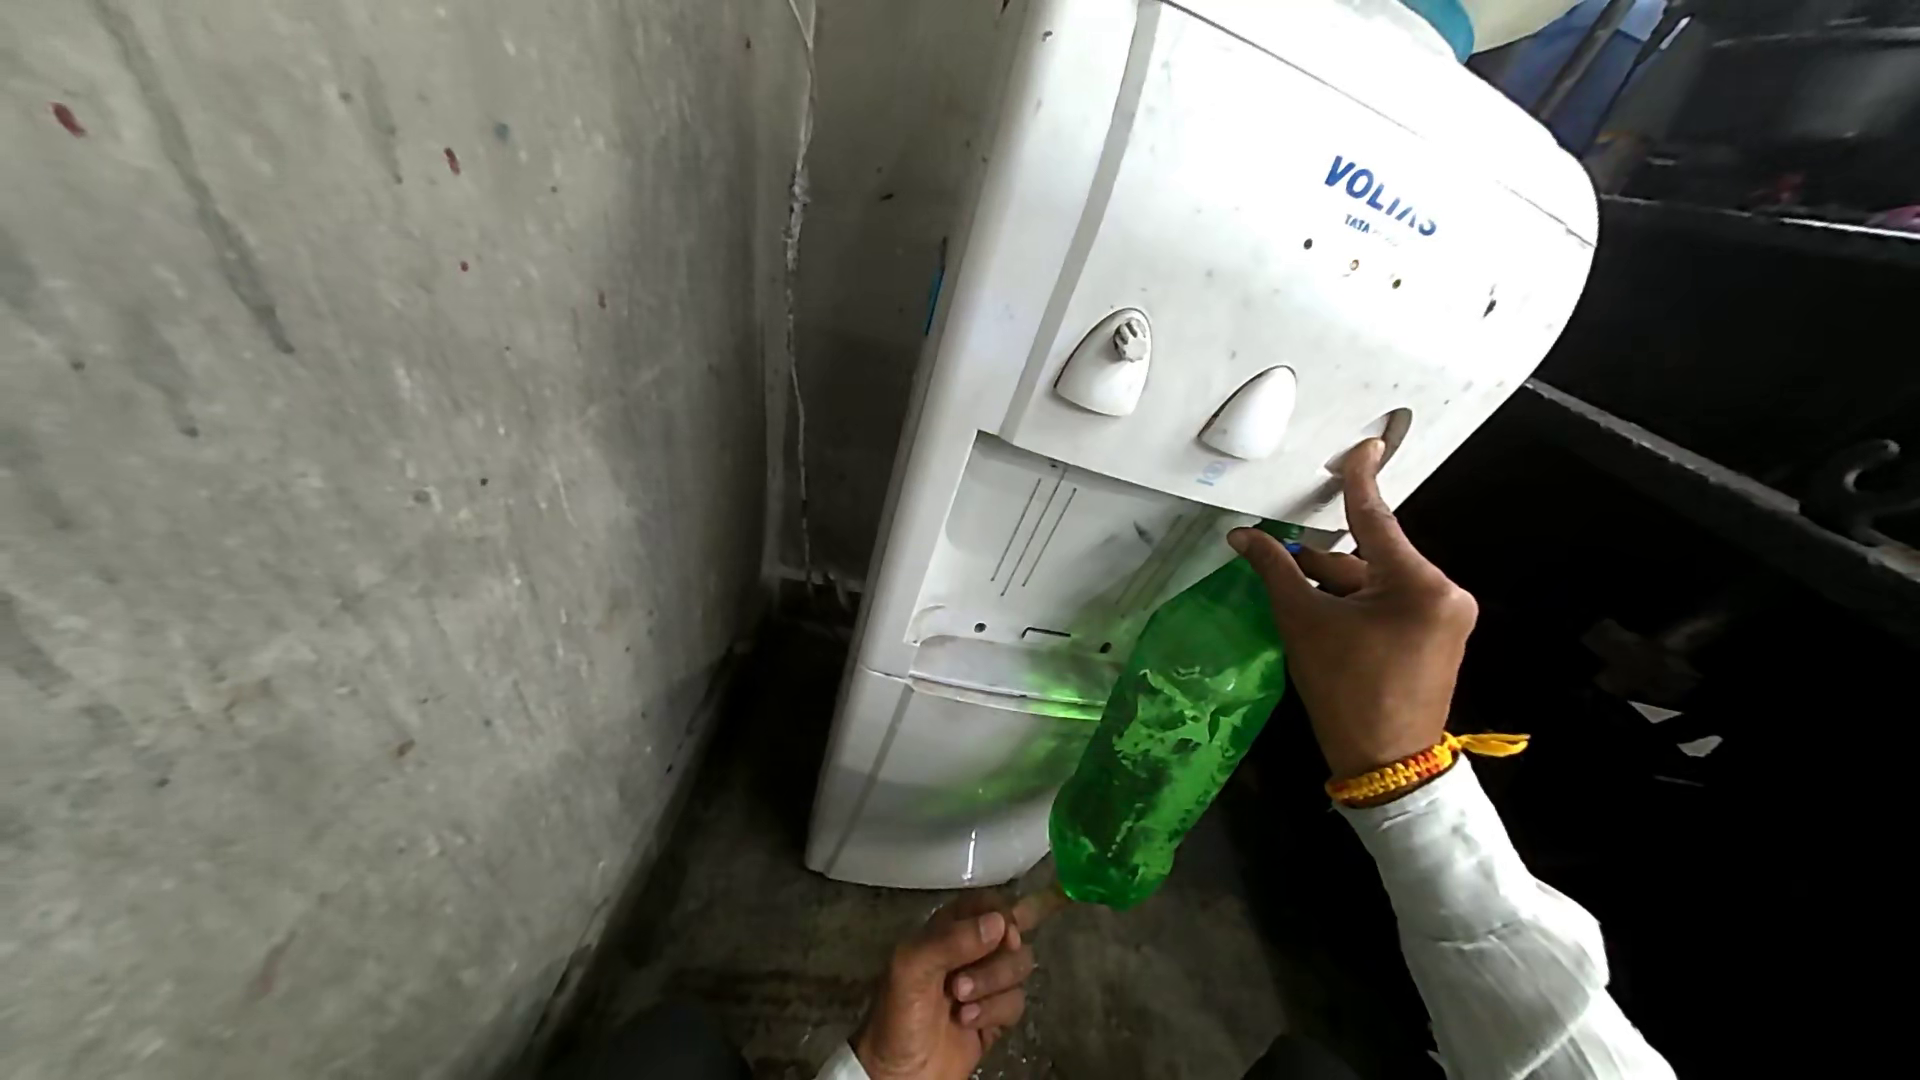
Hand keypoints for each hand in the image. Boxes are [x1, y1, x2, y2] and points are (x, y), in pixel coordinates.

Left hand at [852, 891, 1036, 1079]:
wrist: (899, 1076)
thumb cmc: (898, 1011)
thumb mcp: (912, 967)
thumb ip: (952, 940)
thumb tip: (999, 923)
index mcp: (949, 926)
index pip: (988, 902)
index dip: (1002, 913)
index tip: (1006, 933)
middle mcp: (972, 948)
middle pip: (1012, 933)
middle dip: (998, 957)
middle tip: (971, 977)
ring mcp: (986, 982)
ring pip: (1019, 966)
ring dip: (992, 984)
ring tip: (960, 1001)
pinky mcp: (996, 1015)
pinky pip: (1016, 1001)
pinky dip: (995, 1012)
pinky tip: (968, 1021)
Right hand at [1228, 439, 1477, 780]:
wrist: (1384, 760)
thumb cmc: (1345, 687)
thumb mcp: (1304, 621)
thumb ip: (1275, 570)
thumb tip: (1242, 535)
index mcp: (1419, 584)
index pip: (1378, 519)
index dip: (1362, 480)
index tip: (1366, 444)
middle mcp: (1441, 593)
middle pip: (1366, 560)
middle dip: (1320, 566)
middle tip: (1276, 567)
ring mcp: (1443, 617)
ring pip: (1372, 584)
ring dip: (1331, 590)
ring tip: (1295, 610)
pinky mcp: (1435, 637)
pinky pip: (1385, 604)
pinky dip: (1350, 606)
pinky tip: (1320, 623)